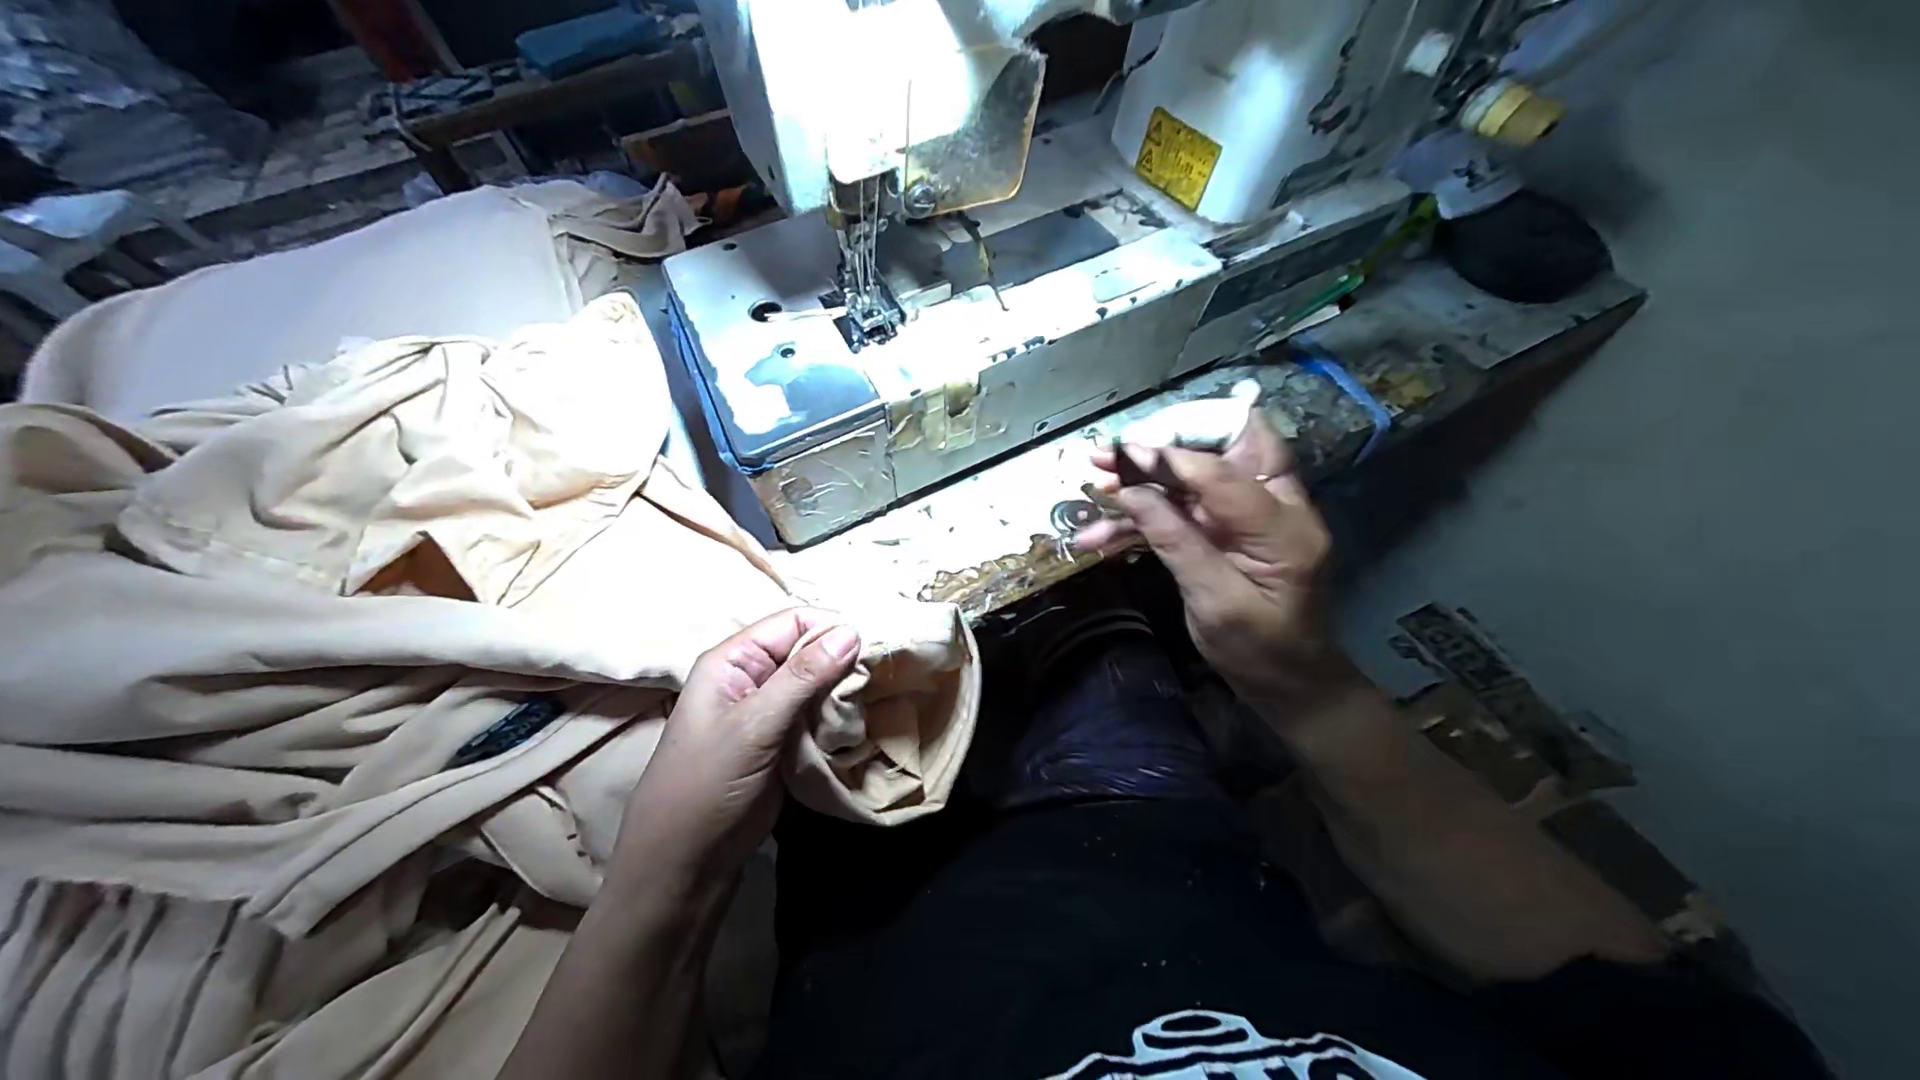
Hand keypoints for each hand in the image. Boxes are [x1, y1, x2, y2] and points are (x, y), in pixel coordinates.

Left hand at [613, 609, 860, 887]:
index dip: (832, 628)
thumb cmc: (706, 785)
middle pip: (810, 650)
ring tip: (878, 697)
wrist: (686, 864)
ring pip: (820, 684)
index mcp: (734, 660)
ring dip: (846, 690)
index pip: (793, 622)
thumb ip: (802, 676)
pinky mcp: (786, 741)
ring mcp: (771, 711)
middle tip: (882, 675)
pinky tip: (863, 721)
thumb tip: (852, 630)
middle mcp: (754, 678)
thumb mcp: (753, 725)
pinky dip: (841, 716)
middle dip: (844, 660)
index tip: (873, 645)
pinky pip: (820, 715)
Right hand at [1075, 411, 1350, 714]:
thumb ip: (1177, 542)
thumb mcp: (1216, 603)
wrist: (1286, 680)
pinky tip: (1101, 536)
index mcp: (1284, 527)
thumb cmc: (1260, 651)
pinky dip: (1143, 518)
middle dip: (1163, 446)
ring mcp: (1248, 516)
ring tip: (1096, 488)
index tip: (1123, 453)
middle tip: (1110, 456)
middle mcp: (1274, 506)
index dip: (1171, 457)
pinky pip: (1182, 510)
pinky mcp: (1226, 529)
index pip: (1226, 472)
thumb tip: (1131, 492)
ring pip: (1193, 479)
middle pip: (1222, 448)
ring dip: (1144, 483)